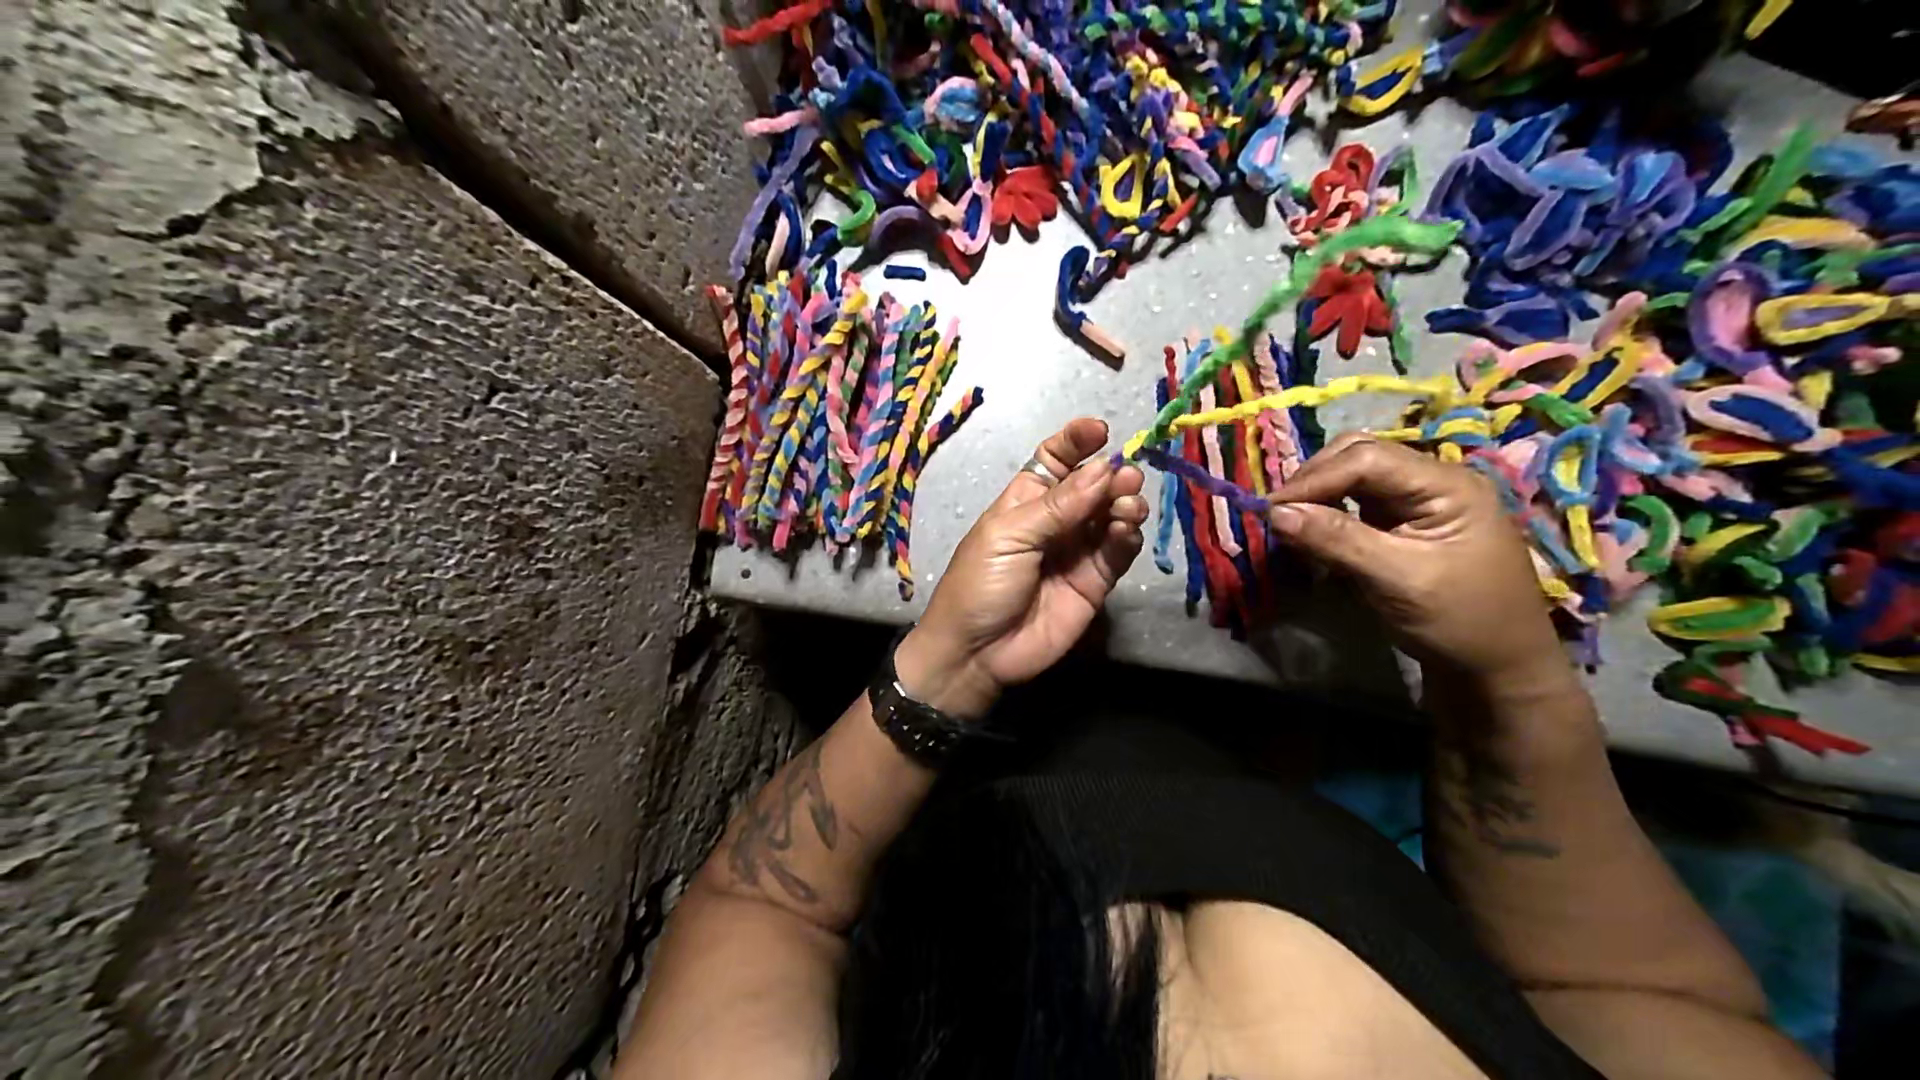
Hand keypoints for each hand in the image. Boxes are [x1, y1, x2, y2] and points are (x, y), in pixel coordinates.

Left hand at [896, 418, 1147, 718]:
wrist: (977, 653)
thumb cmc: (979, 584)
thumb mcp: (1009, 536)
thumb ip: (1059, 506)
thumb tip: (1104, 468)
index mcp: (1025, 500)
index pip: (1056, 459)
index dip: (1077, 441)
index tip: (1101, 430)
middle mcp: (1056, 520)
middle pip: (1093, 486)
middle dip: (1111, 476)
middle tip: (1125, 479)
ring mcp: (1077, 550)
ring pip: (1112, 516)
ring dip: (1125, 505)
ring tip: (1127, 507)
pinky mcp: (1095, 581)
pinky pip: (1119, 551)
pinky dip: (1128, 538)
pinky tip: (1126, 532)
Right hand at [1265, 434, 1569, 692]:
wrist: (1498, 666)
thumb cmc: (1459, 620)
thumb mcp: (1396, 580)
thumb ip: (1336, 540)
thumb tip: (1275, 512)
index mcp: (1446, 485)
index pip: (1367, 459)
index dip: (1315, 478)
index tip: (1272, 510)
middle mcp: (1432, 481)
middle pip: (1360, 455)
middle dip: (1314, 478)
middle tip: (1279, 512)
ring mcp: (1417, 500)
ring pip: (1354, 474)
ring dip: (1318, 491)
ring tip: (1290, 520)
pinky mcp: (1402, 521)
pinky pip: (1356, 500)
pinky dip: (1328, 509)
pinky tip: (1311, 529)